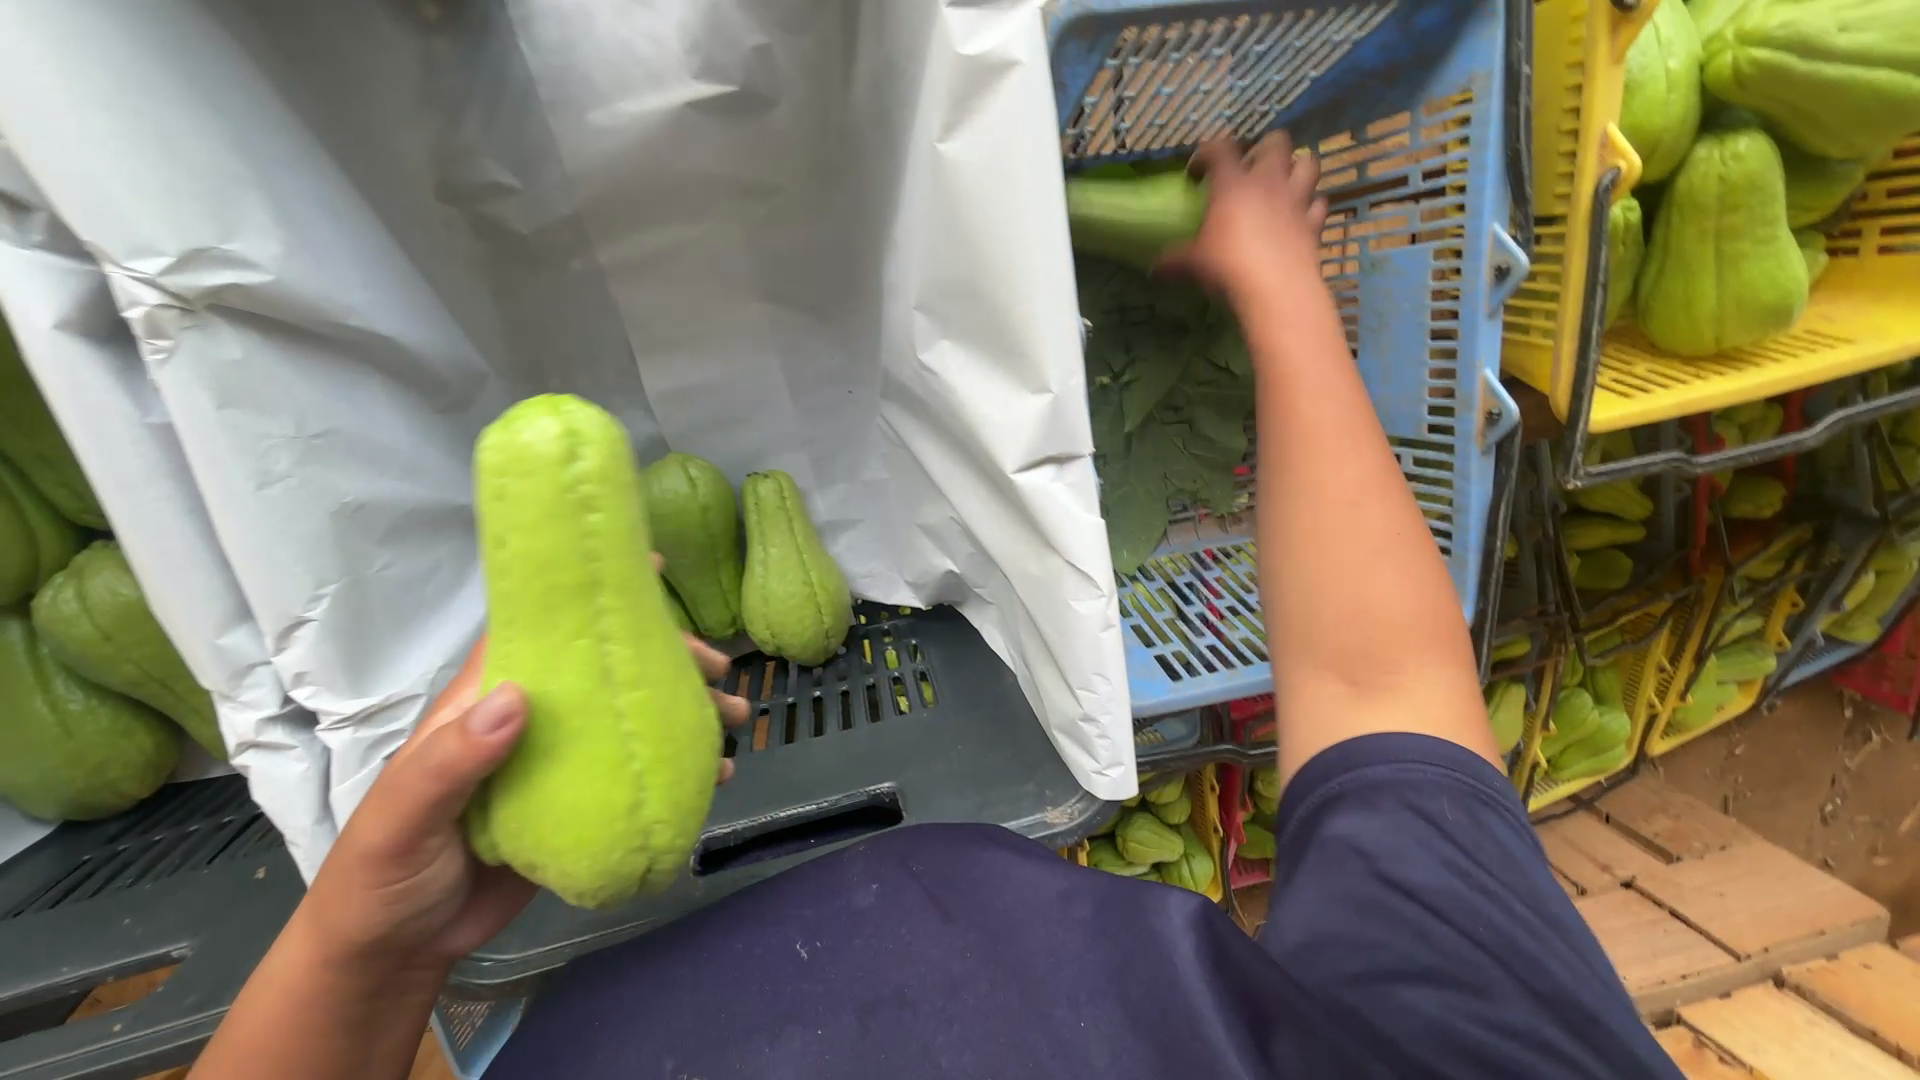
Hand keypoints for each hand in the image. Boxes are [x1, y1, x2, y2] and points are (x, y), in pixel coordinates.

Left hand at [297, 630, 749, 979]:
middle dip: (669, 659)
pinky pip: (643, 776)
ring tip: (736, 718)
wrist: (398, 951)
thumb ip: (453, 760)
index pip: (542, 633)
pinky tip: (722, 775)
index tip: (650, 570)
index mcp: (486, 705)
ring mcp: (563, 766)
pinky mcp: (584, 807)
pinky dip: (686, 771)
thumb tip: (519, 696)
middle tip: (717, 668)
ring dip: (689, 712)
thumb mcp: (404, 817)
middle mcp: (534, 724)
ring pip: (635, 720)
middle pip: (609, 673)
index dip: (590, 598)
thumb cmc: (383, 873)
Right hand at [1160, 133, 1328, 300]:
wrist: (1275, 287)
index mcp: (1233, 184)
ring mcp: (1296, 200)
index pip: (1220, 148)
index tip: (1197, 171)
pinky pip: (1319, 203)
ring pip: (1308, 163)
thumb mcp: (1193, 263)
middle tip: (1249, 168)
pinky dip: (1311, 205)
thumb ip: (1174, 261)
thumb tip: (1154, 269)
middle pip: (1276, 142)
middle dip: (1263, 148)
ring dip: (1296, 167)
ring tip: (1283, 182)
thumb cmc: (1227, 266)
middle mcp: (1268, 182)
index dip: (1207, 152)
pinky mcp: (1313, 223)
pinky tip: (1301, 214)